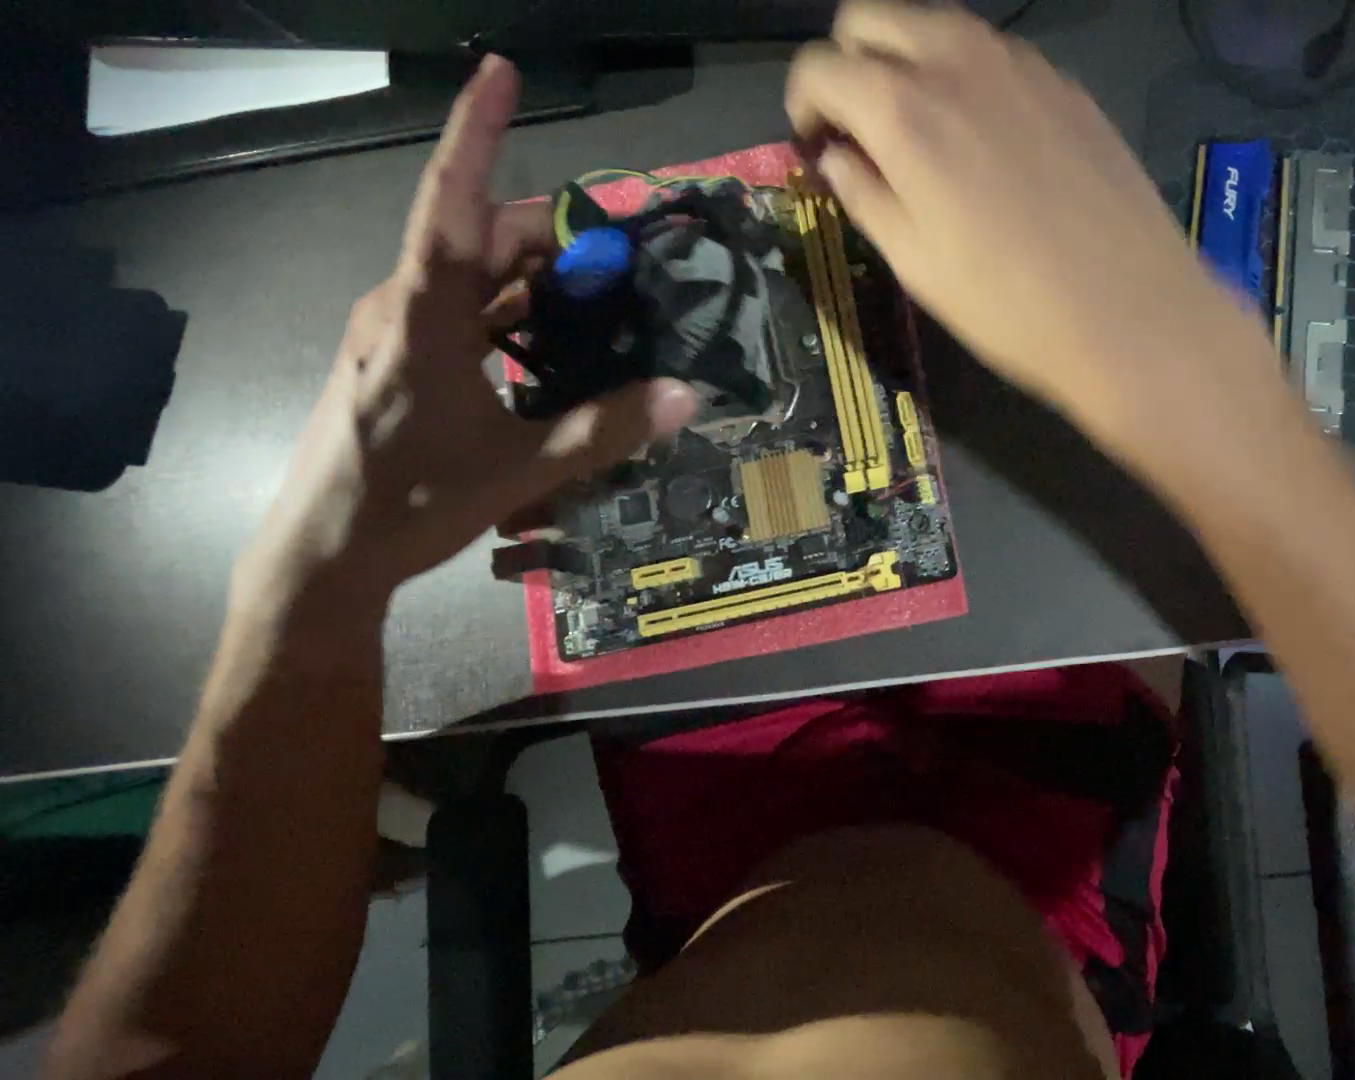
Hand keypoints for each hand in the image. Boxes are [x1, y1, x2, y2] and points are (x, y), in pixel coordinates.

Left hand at [242, 57, 696, 607]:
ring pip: (471, 277)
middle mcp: (401, 307)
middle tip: (624, 254)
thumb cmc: (411, 503)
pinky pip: (462, 311)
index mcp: (422, 316)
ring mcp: (394, 333)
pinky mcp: (397, 359)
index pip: (452, 204)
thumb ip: (604, 430)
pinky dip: (512, 310)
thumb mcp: (520, 469)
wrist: (323, 553)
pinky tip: (553, 340)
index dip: (479, 135)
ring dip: (535, 276)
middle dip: (551, 233)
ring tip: (602, 296)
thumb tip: (684, 397)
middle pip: (478, 238)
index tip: (502, 74)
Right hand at [786, 1, 1267, 434]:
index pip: (820, 66)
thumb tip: (839, 156)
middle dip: (848, 65)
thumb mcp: (916, 265)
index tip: (814, 146)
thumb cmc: (1009, 307)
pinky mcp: (1066, 86)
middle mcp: (958, 63)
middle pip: (872, 18)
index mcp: (904, 110)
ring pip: (936, 26)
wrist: (1131, 315)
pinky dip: (966, 79)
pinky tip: (986, 142)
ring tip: (920, 137)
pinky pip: (995, 56)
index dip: (802, 104)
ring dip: (907, 63)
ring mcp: (1021, 66)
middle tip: (859, 132)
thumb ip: (865, 195)